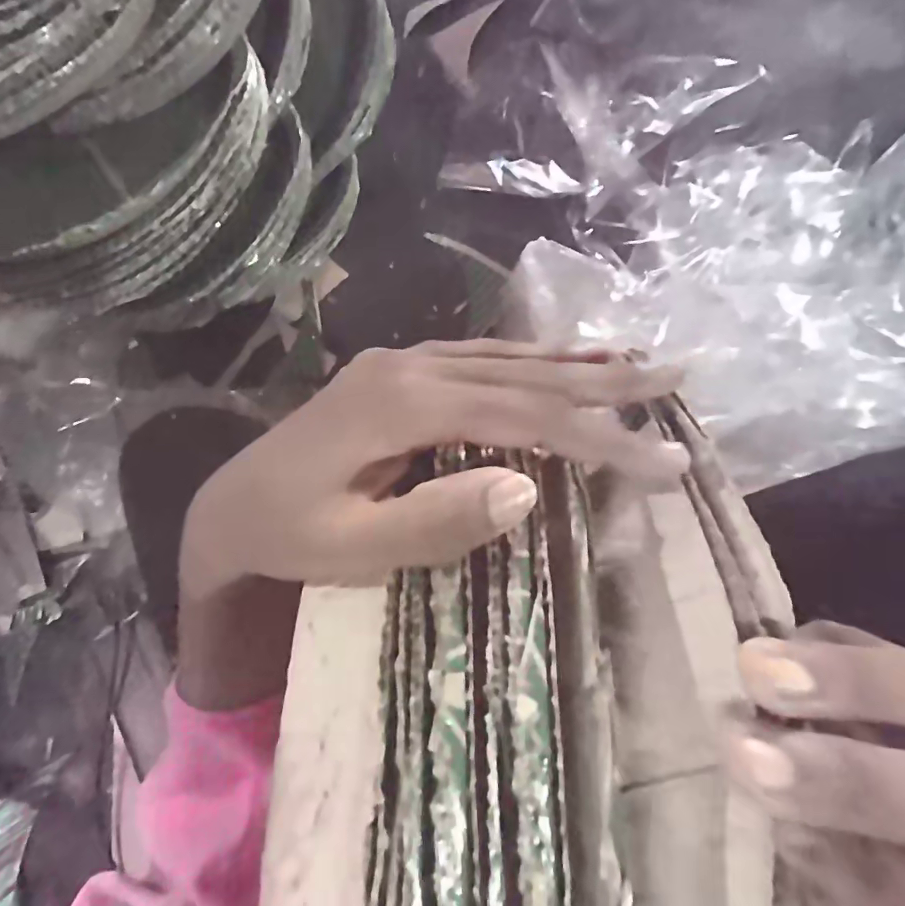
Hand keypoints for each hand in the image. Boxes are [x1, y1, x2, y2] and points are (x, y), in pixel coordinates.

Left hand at [173, 339, 684, 708]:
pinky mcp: (403, 369)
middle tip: (676, 377)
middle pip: (522, 373)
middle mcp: (411, 366)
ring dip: (576, 361)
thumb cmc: (287, 534)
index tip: (662, 462)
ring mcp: (406, 361)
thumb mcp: (350, 548)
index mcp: (400, 404)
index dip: (594, 437)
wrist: (228, 503)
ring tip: (639, 361)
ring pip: (507, 356)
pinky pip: (482, 357)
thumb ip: (433, 522)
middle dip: (603, 382)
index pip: (519, 416)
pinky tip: (563, 358)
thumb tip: (525, 490)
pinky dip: (533, 359)